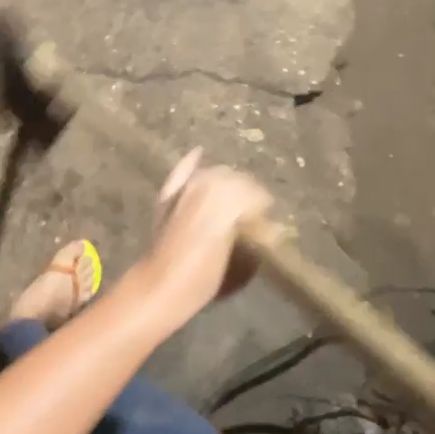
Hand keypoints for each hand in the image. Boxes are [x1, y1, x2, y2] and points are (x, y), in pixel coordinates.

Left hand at [137, 149, 273, 325]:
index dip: (265, 208)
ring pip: (216, 173)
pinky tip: (200, 153)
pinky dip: (192, 162)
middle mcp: (208, 186)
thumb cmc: (206, 277)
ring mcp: (186, 186)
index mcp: (231, 203)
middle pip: (238, 180)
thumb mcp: (241, 261)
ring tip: (235, 199)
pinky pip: (184, 170)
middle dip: (249, 194)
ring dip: (228, 183)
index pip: (258, 196)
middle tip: (255, 213)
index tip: (270, 221)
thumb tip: (270, 226)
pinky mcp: (169, 191)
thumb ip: (255, 236)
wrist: (164, 281)